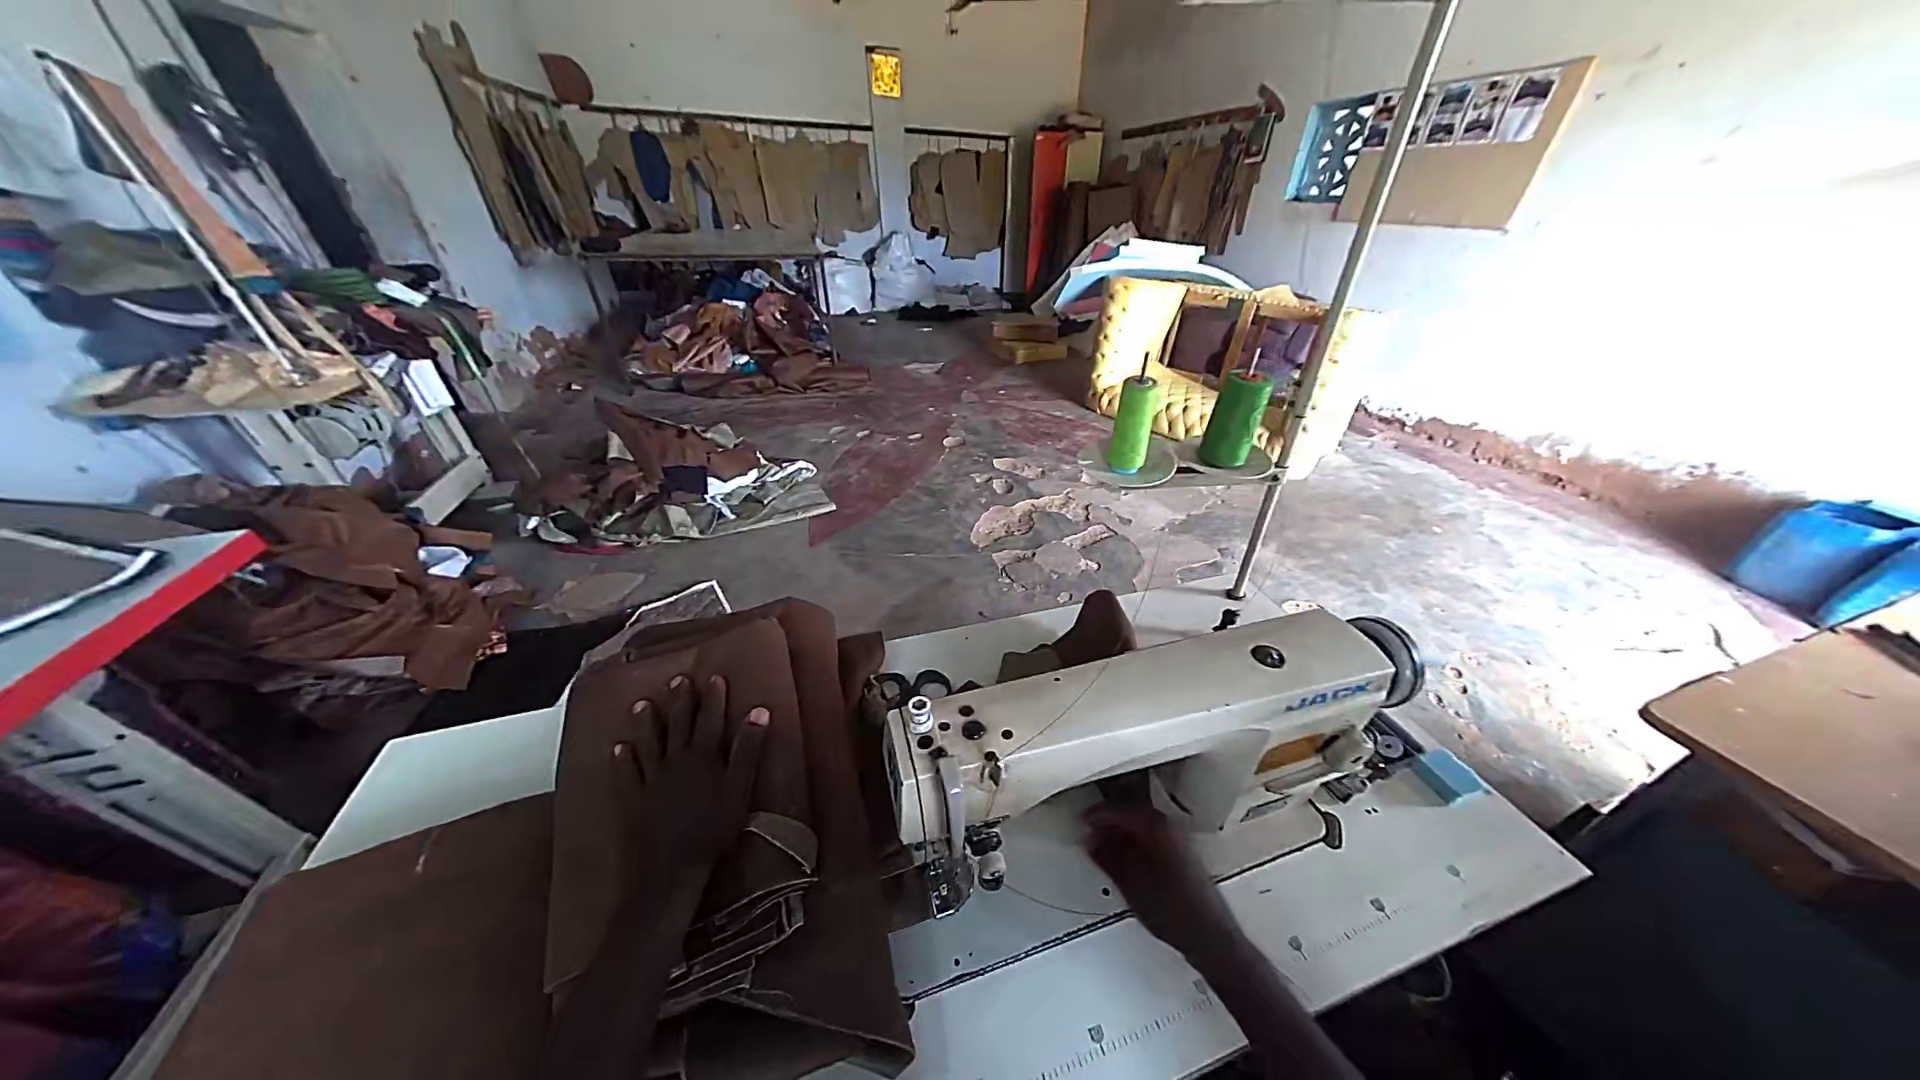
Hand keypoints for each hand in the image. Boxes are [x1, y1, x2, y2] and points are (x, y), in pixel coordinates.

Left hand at [613, 674, 768, 882]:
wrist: (670, 868)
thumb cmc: (712, 830)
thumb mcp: (740, 790)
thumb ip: (749, 751)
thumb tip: (759, 712)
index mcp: (703, 758)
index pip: (710, 720)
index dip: (714, 699)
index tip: (714, 677)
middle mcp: (675, 761)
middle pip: (678, 725)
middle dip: (680, 701)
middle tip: (677, 679)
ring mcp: (651, 779)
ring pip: (648, 743)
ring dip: (646, 722)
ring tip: (641, 703)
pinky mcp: (634, 799)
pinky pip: (626, 774)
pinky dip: (622, 759)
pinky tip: (618, 748)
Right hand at [1085, 801, 1240, 959]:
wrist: (1210, 938)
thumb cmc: (1176, 912)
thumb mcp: (1130, 884)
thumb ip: (1107, 858)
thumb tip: (1090, 841)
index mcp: (1157, 828)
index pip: (1121, 809)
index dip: (1098, 814)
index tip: (1083, 820)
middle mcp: (1171, 829)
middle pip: (1133, 813)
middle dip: (1110, 822)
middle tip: (1090, 831)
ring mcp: (1179, 842)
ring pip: (1143, 826)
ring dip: (1122, 833)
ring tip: (1103, 847)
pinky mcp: (1183, 856)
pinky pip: (1153, 839)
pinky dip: (1136, 844)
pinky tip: (1126, 860)